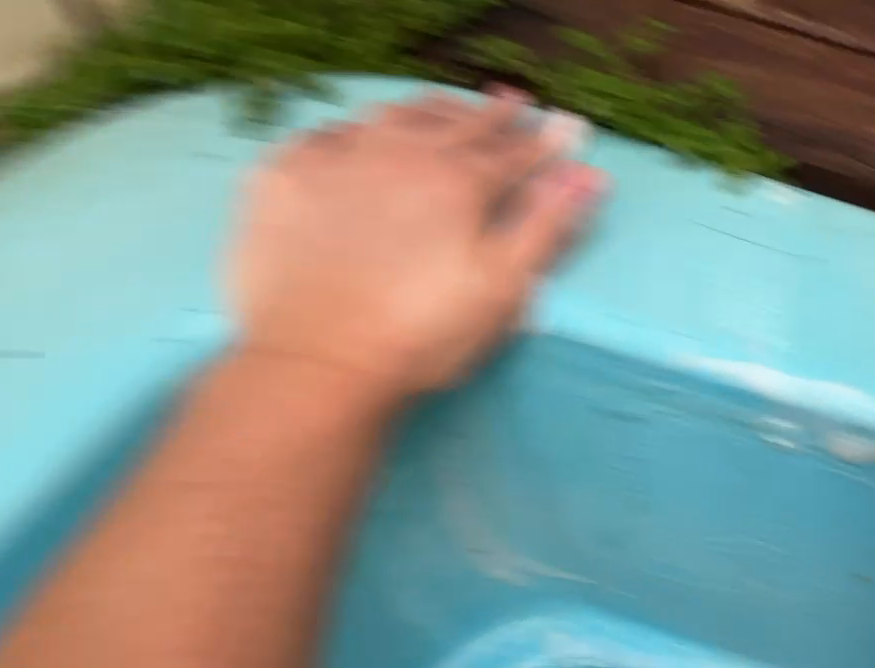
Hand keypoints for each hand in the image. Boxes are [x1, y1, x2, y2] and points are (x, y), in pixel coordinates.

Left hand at [227, 87, 606, 404]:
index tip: (564, 125)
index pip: (511, 153)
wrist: (322, 357)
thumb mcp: (506, 285)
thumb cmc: (430, 331)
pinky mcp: (284, 176)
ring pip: (391, 116)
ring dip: (429, 108)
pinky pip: (327, 133)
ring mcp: (336, 158)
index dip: (542, 141)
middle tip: (512, 102)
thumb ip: (547, 225)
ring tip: (448, 108)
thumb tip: (590, 175)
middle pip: (454, 124)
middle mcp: (399, 154)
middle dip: (490, 113)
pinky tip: (364, 134)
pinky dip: (359, 127)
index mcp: (458, 182)